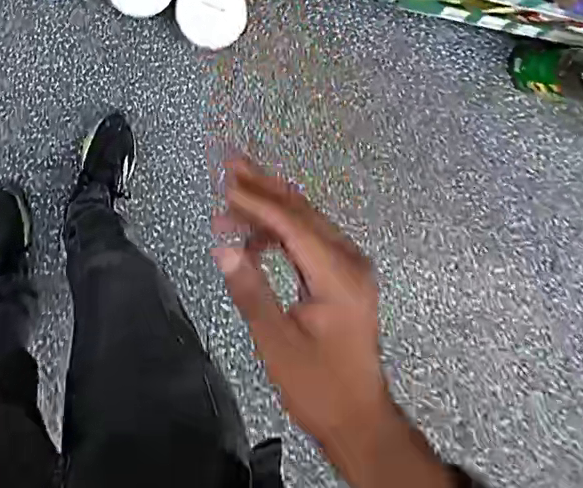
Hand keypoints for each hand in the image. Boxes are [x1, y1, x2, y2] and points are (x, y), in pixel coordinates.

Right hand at [215, 157, 454, 487]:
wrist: (359, 419)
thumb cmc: (319, 386)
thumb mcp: (277, 343)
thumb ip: (251, 291)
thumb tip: (223, 249)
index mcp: (338, 273)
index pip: (293, 223)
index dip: (257, 201)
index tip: (227, 185)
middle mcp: (349, 259)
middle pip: (301, 210)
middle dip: (263, 187)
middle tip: (231, 164)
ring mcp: (350, 264)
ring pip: (305, 220)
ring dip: (269, 206)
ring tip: (232, 197)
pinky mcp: (344, 274)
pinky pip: (309, 238)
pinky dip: (280, 231)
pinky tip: (253, 237)